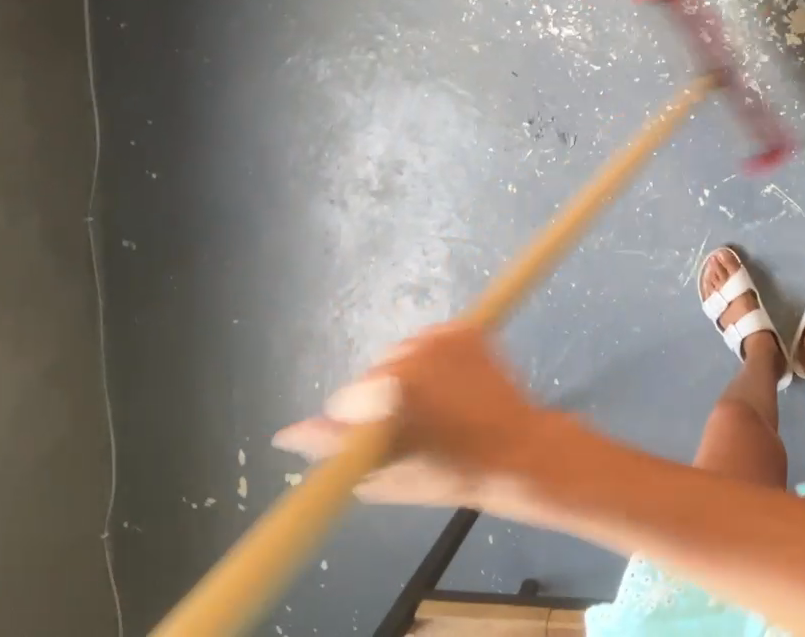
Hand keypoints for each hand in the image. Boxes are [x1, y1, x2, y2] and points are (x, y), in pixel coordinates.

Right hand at [273, 323, 551, 509]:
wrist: (517, 449)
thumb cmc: (452, 474)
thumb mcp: (385, 475)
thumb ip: (334, 449)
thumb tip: (286, 435)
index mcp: (385, 395)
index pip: (343, 402)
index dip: (357, 425)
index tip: (382, 440)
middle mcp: (408, 358)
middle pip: (373, 375)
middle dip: (384, 399)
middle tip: (418, 426)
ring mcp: (439, 339)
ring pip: (401, 356)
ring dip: (410, 377)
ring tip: (439, 407)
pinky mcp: (463, 329)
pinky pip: (430, 341)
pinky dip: (434, 360)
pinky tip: (452, 385)